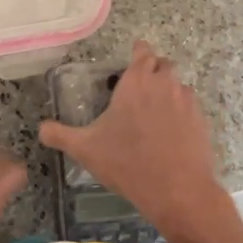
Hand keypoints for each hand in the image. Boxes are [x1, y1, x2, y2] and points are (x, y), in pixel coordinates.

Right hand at [40, 40, 225, 235]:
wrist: (178, 191)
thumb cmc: (127, 162)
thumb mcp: (85, 149)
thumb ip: (60, 135)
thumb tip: (41, 129)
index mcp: (137, 82)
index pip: (142, 52)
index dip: (137, 52)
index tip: (133, 56)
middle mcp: (164, 84)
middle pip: (162, 65)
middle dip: (151, 70)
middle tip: (137, 88)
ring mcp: (187, 102)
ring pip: (178, 85)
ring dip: (166, 91)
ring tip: (152, 113)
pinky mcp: (201, 122)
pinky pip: (189, 107)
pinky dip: (179, 112)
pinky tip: (168, 133)